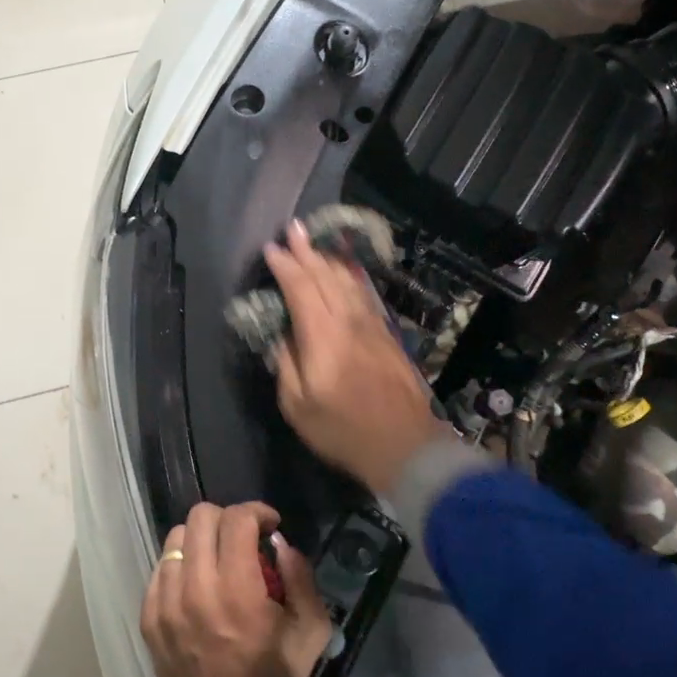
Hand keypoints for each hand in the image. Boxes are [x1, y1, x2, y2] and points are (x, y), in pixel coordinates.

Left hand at [141, 502, 331, 676]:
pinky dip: (181, 565)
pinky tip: (195, 582)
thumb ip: (302, 579)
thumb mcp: (310, 632)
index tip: (269, 524)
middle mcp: (196, 586)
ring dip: (201, 539)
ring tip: (215, 558)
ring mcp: (166, 600)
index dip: (257, 511)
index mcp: (238, 589)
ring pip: (177, 537)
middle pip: (201, 517)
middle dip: (228, 518)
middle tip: (243, 537)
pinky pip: (160, 567)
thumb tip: (281, 544)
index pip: (237, 519)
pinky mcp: (148, 614)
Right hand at [264, 220, 452, 494]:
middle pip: (325, 277)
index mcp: (322, 337)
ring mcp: (372, 327)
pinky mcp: (387, 336)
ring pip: (348, 282)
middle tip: (293, 229)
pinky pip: (364, 295)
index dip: (285, 266)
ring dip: (329, 260)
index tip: (271, 249)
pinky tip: (346, 272)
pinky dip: (351, 277)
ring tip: (315, 243)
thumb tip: (281, 336)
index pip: (301, 289)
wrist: (405, 447)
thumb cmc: (344, 431)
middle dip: (307, 252)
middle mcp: (349, 322)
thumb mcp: (298, 407)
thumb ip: (285, 365)